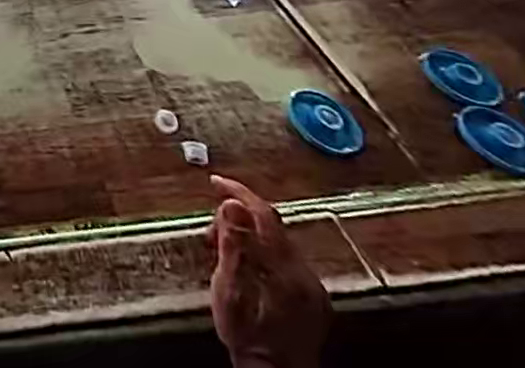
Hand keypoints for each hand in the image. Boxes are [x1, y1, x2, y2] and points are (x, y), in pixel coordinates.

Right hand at [208, 176, 329, 367]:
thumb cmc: (248, 341)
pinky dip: (262, 252)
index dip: (238, 192)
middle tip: (211, 233)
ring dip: (248, 236)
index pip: (263, 214)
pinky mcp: (314, 298)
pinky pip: (285, 260)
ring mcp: (312, 287)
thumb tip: (231, 204)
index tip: (215, 182)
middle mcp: (304, 274)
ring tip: (223, 253)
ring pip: (277, 242)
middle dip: (237, 218)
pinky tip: (246, 267)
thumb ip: (232, 247)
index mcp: (284, 270)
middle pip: (271, 226)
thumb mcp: (229, 293)